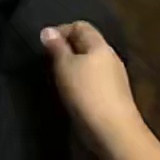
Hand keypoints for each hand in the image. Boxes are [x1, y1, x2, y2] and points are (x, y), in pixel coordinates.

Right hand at [40, 21, 147, 154]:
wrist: (114, 133)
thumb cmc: (86, 93)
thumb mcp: (65, 67)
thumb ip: (56, 47)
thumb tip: (47, 30)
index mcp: (100, 46)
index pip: (81, 26)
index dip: (61, 30)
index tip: (44, 45)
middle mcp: (110, 58)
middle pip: (86, 44)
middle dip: (66, 49)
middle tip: (48, 61)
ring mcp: (114, 78)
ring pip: (90, 63)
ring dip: (73, 67)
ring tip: (56, 78)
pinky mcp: (113, 97)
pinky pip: (93, 80)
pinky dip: (80, 82)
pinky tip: (71, 94)